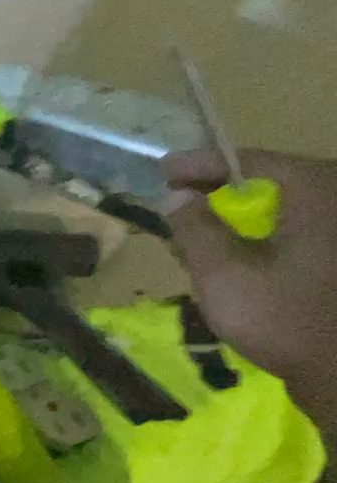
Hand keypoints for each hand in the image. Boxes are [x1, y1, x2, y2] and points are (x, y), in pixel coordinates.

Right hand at [164, 149, 336, 413]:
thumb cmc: (285, 320)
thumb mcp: (222, 274)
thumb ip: (195, 229)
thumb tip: (177, 196)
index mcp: (322, 198)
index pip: (257, 163)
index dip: (205, 164)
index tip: (162, 171)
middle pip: (281, 181)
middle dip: (227, 188)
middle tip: (181, 201)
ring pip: (296, 207)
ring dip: (249, 213)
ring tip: (204, 231)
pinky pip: (311, 229)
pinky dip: (274, 232)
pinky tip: (246, 253)